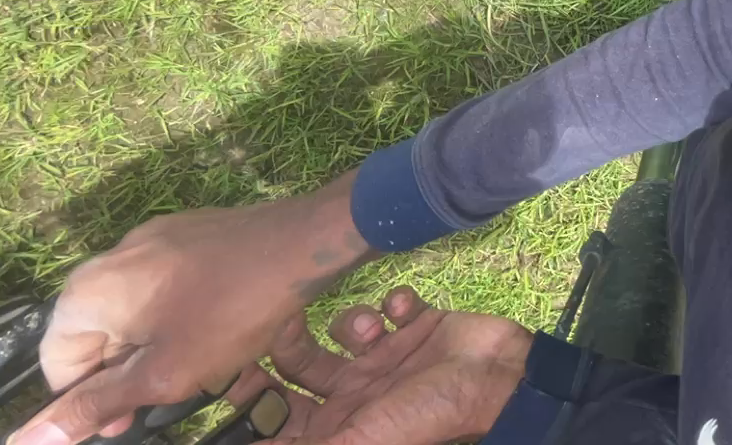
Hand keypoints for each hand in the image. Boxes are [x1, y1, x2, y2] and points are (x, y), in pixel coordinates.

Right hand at [22, 175, 375, 444]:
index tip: (129, 418)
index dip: (88, 399)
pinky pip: (185, 281)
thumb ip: (93, 405)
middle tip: (176, 388)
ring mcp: (171, 234)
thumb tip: (23, 442)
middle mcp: (122, 252)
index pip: (59, 361)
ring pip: (150, 307)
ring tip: (210, 359)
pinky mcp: (210, 229)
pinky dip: (197, 309)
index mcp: (92, 286)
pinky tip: (233, 324)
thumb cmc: (236, 308)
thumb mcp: (162, 371)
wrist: (316, 238)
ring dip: (169, 340)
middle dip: (135, 368)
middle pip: (105, 331)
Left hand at [230, 286, 528, 444]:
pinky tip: (403, 307)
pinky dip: (395, 301)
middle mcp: (354, 389)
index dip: (253, 394)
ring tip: (374, 328)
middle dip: (291, 346)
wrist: (492, 377)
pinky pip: (393, 304)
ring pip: (347, 329)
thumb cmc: (424, 414)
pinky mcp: (418, 323)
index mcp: (333, 425)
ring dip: (354, 322)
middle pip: (303, 365)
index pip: (275, 413)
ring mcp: (387, 354)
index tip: (239, 368)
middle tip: (285, 322)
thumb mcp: (357, 441)